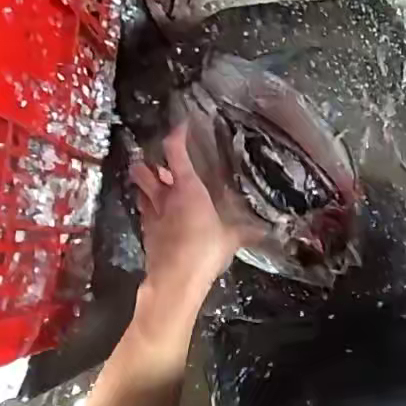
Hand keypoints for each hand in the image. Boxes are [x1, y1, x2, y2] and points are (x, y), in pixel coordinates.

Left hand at [129, 125, 246, 307]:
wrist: (176, 279)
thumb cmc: (205, 250)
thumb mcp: (232, 239)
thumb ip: (245, 232)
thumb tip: (266, 231)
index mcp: (187, 188)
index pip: (174, 152)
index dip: (176, 136)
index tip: (181, 127)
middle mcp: (164, 197)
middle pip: (144, 170)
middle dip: (146, 164)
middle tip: (156, 163)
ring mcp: (151, 216)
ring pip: (139, 191)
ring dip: (143, 187)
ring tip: (153, 187)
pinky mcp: (146, 234)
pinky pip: (144, 215)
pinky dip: (148, 211)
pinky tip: (158, 217)